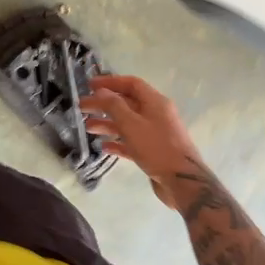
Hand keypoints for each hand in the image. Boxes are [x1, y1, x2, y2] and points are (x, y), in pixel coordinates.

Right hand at [82, 75, 203, 210]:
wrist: (183, 181)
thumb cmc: (157, 148)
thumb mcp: (132, 124)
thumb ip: (114, 106)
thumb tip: (101, 91)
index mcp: (155, 102)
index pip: (131, 84)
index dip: (110, 82)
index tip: (90, 85)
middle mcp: (156, 114)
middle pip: (126, 103)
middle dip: (103, 104)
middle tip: (82, 108)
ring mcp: (155, 133)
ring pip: (127, 123)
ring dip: (107, 123)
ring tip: (88, 128)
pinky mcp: (153, 151)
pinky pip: (132, 141)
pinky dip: (117, 142)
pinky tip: (104, 147)